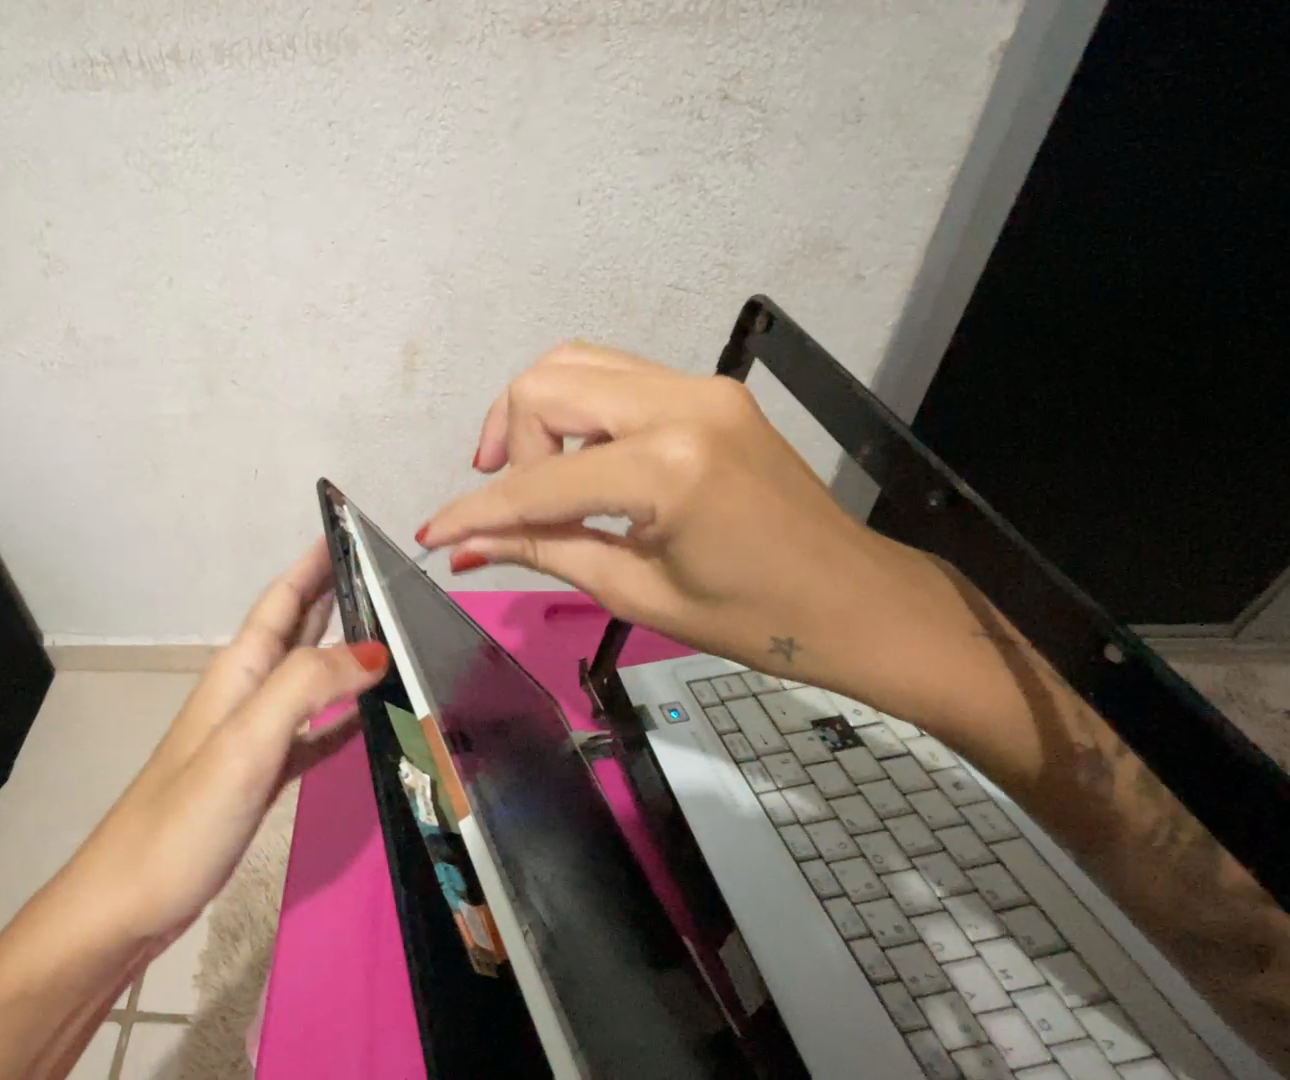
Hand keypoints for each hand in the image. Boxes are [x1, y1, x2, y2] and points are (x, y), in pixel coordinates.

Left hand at [62, 540, 388, 941]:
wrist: (129, 902)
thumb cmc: (182, 819)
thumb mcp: (245, 743)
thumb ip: (306, 688)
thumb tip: (373, 649)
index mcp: (239, 671)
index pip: (283, 598)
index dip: (314, 561)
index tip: (351, 525)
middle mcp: (246, 693)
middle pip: (297, 629)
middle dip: (337, 596)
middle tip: (389, 575)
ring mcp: (252, 737)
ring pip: (307, 678)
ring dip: (344, 654)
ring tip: (393, 638)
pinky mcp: (261, 777)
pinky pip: (313, 734)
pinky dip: (342, 721)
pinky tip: (371, 722)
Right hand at [418, 344, 948, 688]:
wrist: (855, 600)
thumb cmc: (752, 619)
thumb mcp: (634, 591)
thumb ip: (544, 551)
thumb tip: (464, 548)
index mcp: (669, 468)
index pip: (540, 480)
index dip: (477, 511)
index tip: (433, 535)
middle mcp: (682, 403)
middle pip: (545, 384)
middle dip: (505, 442)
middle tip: (500, 497)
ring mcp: (699, 387)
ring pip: (576, 364)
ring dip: (533, 415)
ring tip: (525, 473)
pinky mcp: (706, 390)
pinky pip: (613, 377)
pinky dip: (573, 410)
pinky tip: (573, 459)